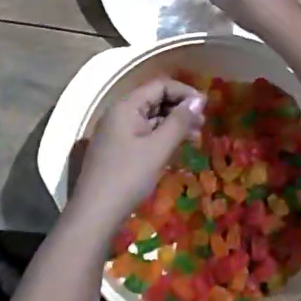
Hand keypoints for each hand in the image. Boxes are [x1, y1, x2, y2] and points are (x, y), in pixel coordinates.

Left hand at [71, 78, 203, 222]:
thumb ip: (180, 121)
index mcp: (126, 107)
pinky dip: (161, 137)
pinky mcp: (117, 150)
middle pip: (154, 100)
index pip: (159, 86)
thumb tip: (199, 99)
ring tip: (195, 137)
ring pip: (150, 118)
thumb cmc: (128, 177)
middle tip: (203, 124)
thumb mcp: (159, 148)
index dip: (184, 92)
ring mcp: (116, 132)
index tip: (205, 107)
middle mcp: (118, 114)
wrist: (95, 215)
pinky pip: (143, 134)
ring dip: (173, 124)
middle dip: (180, 109)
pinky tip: (176, 148)